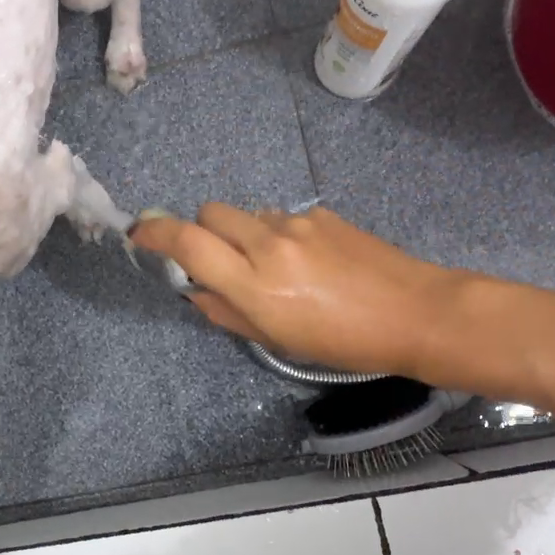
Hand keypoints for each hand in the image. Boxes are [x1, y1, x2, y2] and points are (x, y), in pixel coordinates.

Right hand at [130, 204, 467, 376]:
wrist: (415, 312)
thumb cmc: (343, 342)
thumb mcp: (277, 339)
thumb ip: (227, 313)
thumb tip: (198, 292)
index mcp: (254, 282)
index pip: (188, 242)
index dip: (155, 233)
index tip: (139, 234)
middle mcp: (269, 243)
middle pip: (210, 213)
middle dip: (203, 231)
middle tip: (219, 261)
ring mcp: (297, 223)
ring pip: (247, 215)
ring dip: (243, 235)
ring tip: (273, 269)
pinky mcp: (323, 215)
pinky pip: (281, 218)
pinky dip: (277, 236)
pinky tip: (308, 263)